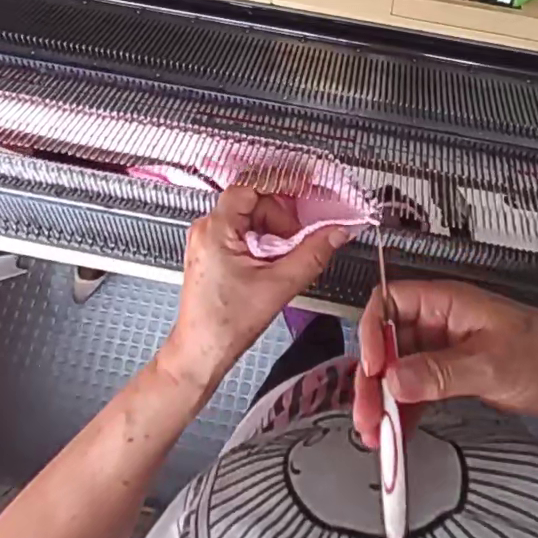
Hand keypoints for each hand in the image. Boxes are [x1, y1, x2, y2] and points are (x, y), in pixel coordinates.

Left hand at [159, 187, 354, 391]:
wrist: (201, 353)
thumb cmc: (225, 324)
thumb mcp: (279, 286)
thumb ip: (312, 254)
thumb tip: (335, 233)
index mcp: (216, 230)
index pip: (250, 186)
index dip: (279, 184)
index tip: (303, 188)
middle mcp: (207, 229)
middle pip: (254, 202)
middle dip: (281, 218)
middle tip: (298, 240)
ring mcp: (208, 240)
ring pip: (250, 217)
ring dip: (274, 231)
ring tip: (285, 257)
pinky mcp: (213, 252)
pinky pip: (244, 232)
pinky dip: (264, 241)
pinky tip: (274, 262)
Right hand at [351, 279, 537, 446]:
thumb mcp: (490, 363)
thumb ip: (439, 371)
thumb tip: (394, 378)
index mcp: (446, 301)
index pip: (391, 302)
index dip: (373, 331)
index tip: (370, 367)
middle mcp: (438, 320)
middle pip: (387, 341)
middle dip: (372, 378)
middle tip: (367, 414)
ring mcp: (441, 347)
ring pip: (396, 368)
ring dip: (382, 400)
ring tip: (376, 433)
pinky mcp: (447, 373)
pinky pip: (413, 388)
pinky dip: (402, 410)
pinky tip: (396, 433)